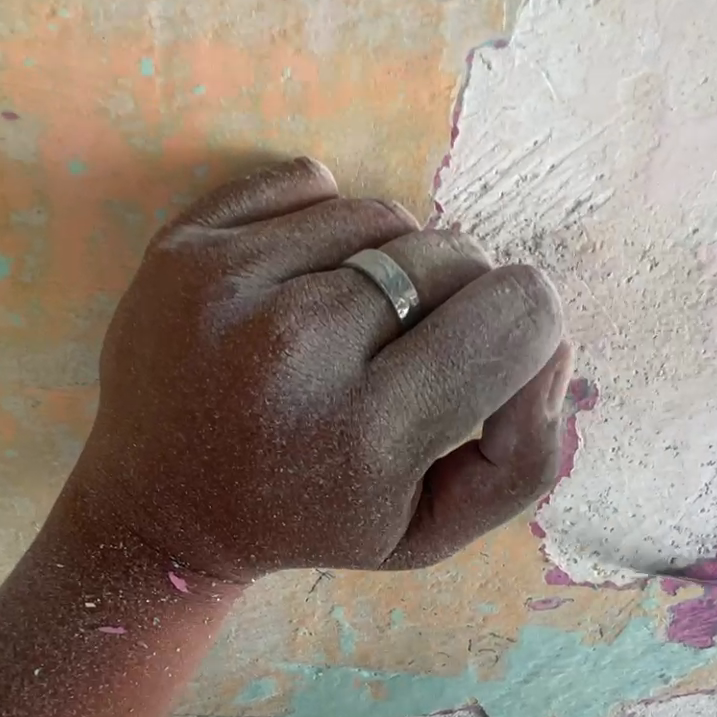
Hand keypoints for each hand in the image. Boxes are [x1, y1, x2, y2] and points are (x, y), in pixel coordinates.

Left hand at [61, 157, 573, 581]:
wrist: (164, 508)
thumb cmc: (311, 521)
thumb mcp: (431, 532)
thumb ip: (525, 459)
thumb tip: (552, 348)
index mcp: (367, 433)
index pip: (519, 312)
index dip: (523, 333)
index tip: (483, 364)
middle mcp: (298, 346)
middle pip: (456, 255)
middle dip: (456, 302)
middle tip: (404, 360)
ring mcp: (230, 283)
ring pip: (387, 214)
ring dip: (392, 267)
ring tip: (350, 332)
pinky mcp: (184, 243)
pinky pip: (312, 183)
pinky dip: (328, 232)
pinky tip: (301, 293)